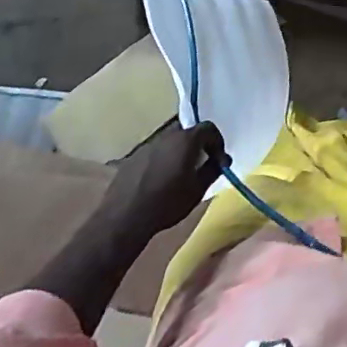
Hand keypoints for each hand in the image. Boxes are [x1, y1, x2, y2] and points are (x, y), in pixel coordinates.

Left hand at [101, 120, 223, 239]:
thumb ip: (212, 170)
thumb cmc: (167, 203)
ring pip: (169, 141)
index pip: (208, 128)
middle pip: (187, 131)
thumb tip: (221, 160)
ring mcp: (147, 145)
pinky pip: (154, 152)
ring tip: (178, 173)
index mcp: (186, 139)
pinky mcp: (132, 157)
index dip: (217, 142)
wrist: (124, 218)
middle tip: (199, 164)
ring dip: (178, 152)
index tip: (219, 160)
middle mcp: (166, 135)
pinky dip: (161, 160)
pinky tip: (158, 180)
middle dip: (197, 145)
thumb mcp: (197, 190)